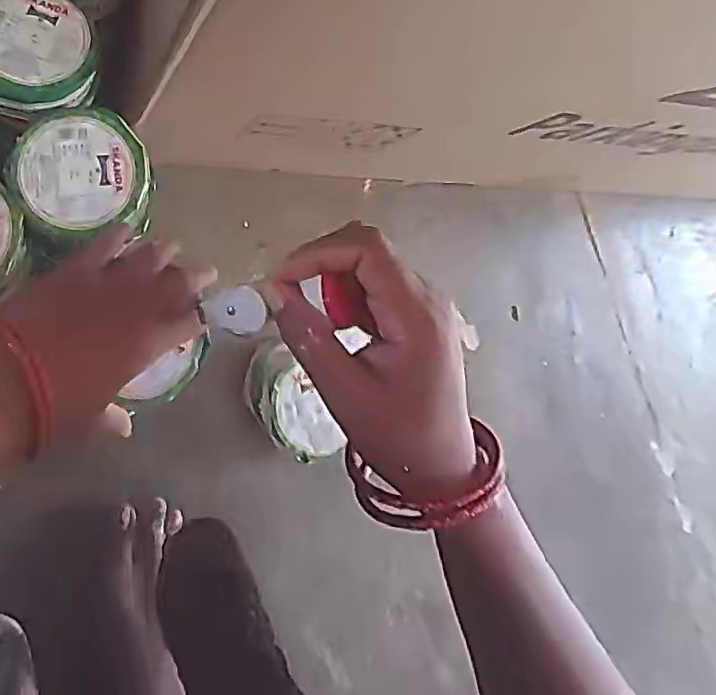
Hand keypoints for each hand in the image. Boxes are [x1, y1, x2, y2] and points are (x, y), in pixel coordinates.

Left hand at [0, 225, 215, 438]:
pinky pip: (103, 245)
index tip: (204, 312)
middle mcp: (132, 310)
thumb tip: (123, 426)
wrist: (4, 382)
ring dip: (161, 253)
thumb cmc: (52, 411)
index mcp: (144, 346)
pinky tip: (127, 230)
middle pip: (173, 285)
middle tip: (205, 270)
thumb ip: (111, 417)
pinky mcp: (73, 271)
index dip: (196, 317)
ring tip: (171, 247)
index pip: (184, 324)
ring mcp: (103, 285)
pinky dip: (117, 236)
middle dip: (192, 277)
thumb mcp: (90, 419)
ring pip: (144, 259)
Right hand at [263, 222, 476, 499]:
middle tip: (296, 299)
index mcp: (416, 314)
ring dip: (334, 283)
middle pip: (367, 248)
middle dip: (322, 266)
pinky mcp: (418, 312)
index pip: (366, 248)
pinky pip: (375, 283)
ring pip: (368, 263)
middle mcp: (427, 297)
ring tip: (329, 327)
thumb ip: (306, 334)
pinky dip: (348, 296)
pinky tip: (346, 330)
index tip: (283, 279)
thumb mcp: (342, 389)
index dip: (317, 253)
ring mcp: (426, 302)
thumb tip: (274, 291)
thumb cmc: (397, 434)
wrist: (441, 467)